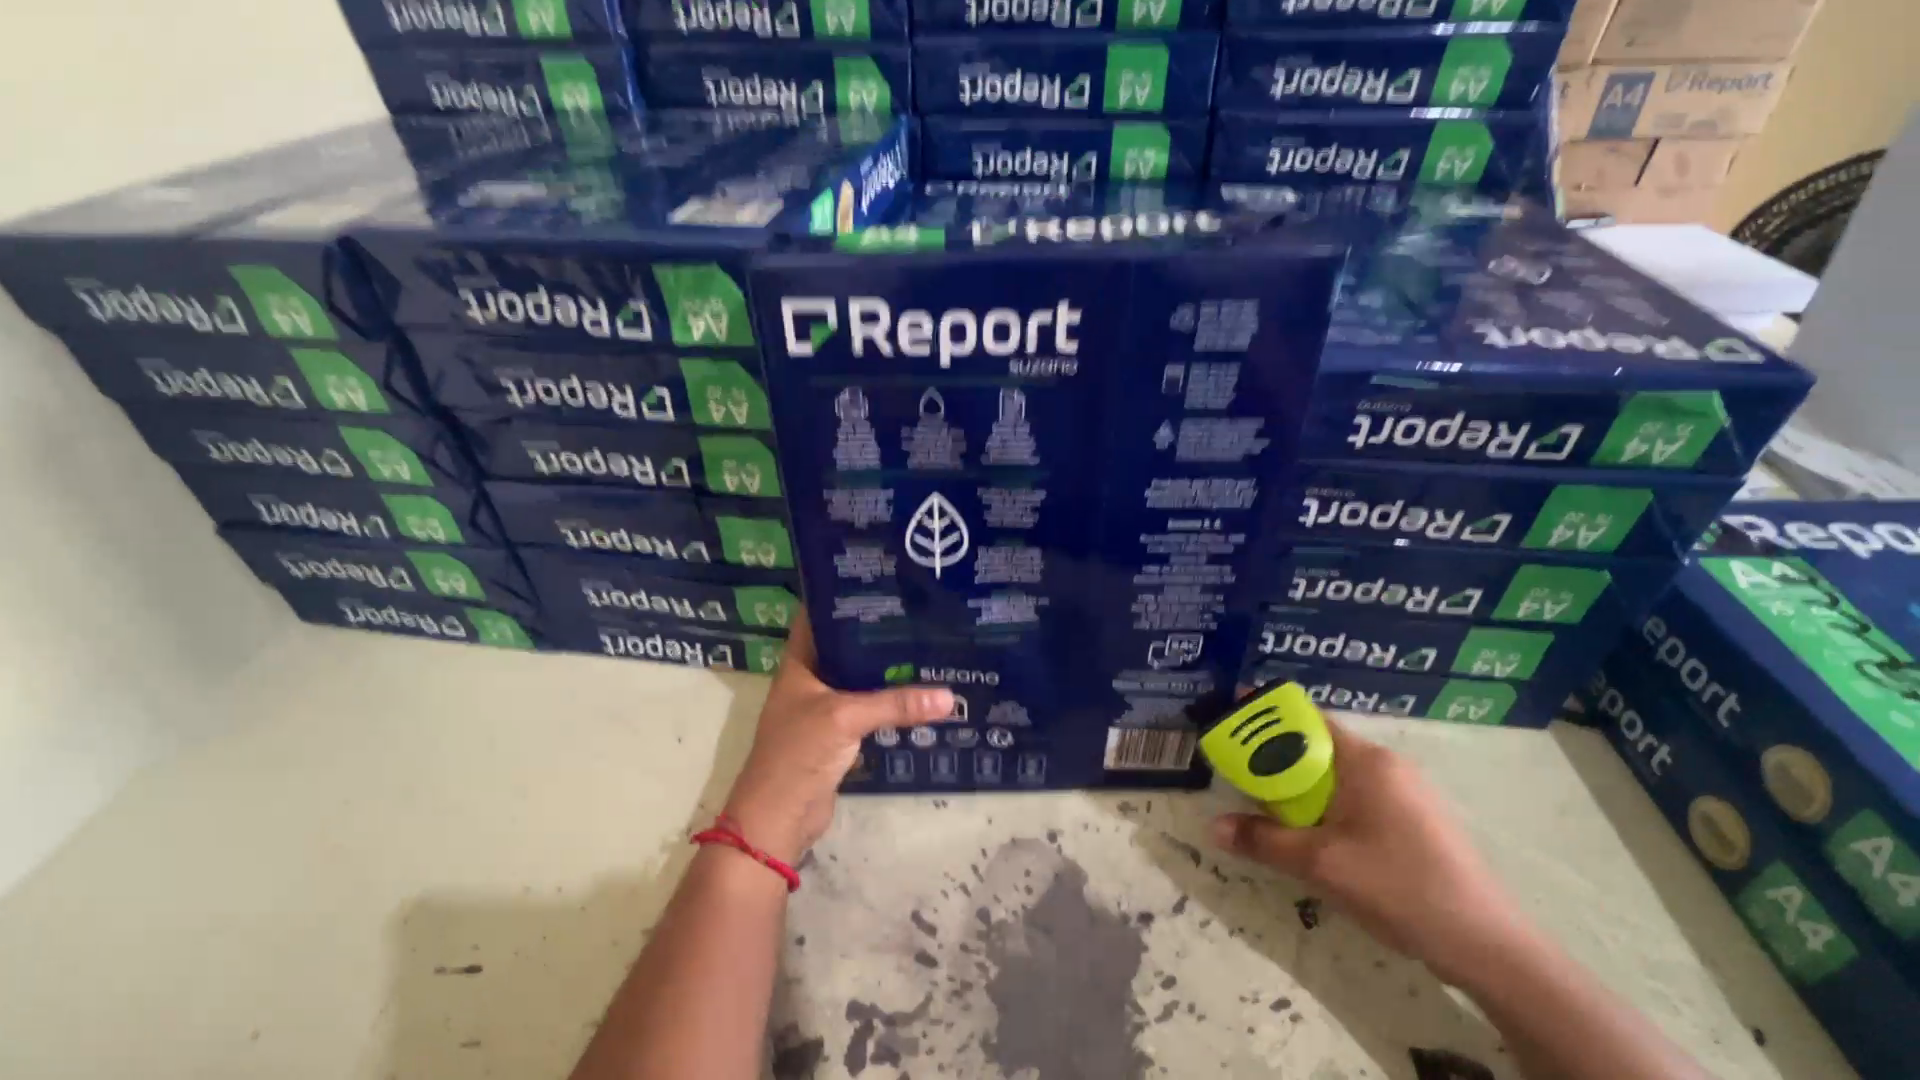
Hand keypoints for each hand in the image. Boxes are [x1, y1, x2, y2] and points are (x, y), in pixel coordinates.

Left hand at [723, 617, 954, 865]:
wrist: (778, 818)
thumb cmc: (799, 754)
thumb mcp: (846, 718)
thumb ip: (895, 704)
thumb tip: (950, 697)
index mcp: (798, 664)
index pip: (817, 616)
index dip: (841, 596)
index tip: (879, 580)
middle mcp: (809, 680)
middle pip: (844, 646)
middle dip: (875, 631)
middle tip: (917, 611)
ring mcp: (823, 709)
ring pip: (858, 679)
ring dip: (885, 669)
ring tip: (927, 644)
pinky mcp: (838, 736)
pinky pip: (867, 709)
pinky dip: (888, 701)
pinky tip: (919, 692)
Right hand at [1208, 717, 1534, 984]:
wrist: (1484, 942)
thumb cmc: (1398, 886)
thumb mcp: (1320, 864)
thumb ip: (1264, 840)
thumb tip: (1213, 826)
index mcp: (1366, 760)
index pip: (1306, 719)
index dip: (1265, 716)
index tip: (1231, 720)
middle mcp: (1388, 765)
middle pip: (1318, 748)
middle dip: (1275, 759)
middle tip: (1237, 777)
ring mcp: (1406, 794)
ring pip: (1337, 778)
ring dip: (1300, 789)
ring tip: (1266, 811)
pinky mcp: (1416, 822)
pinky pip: (1357, 800)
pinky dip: (1326, 808)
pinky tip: (1313, 839)